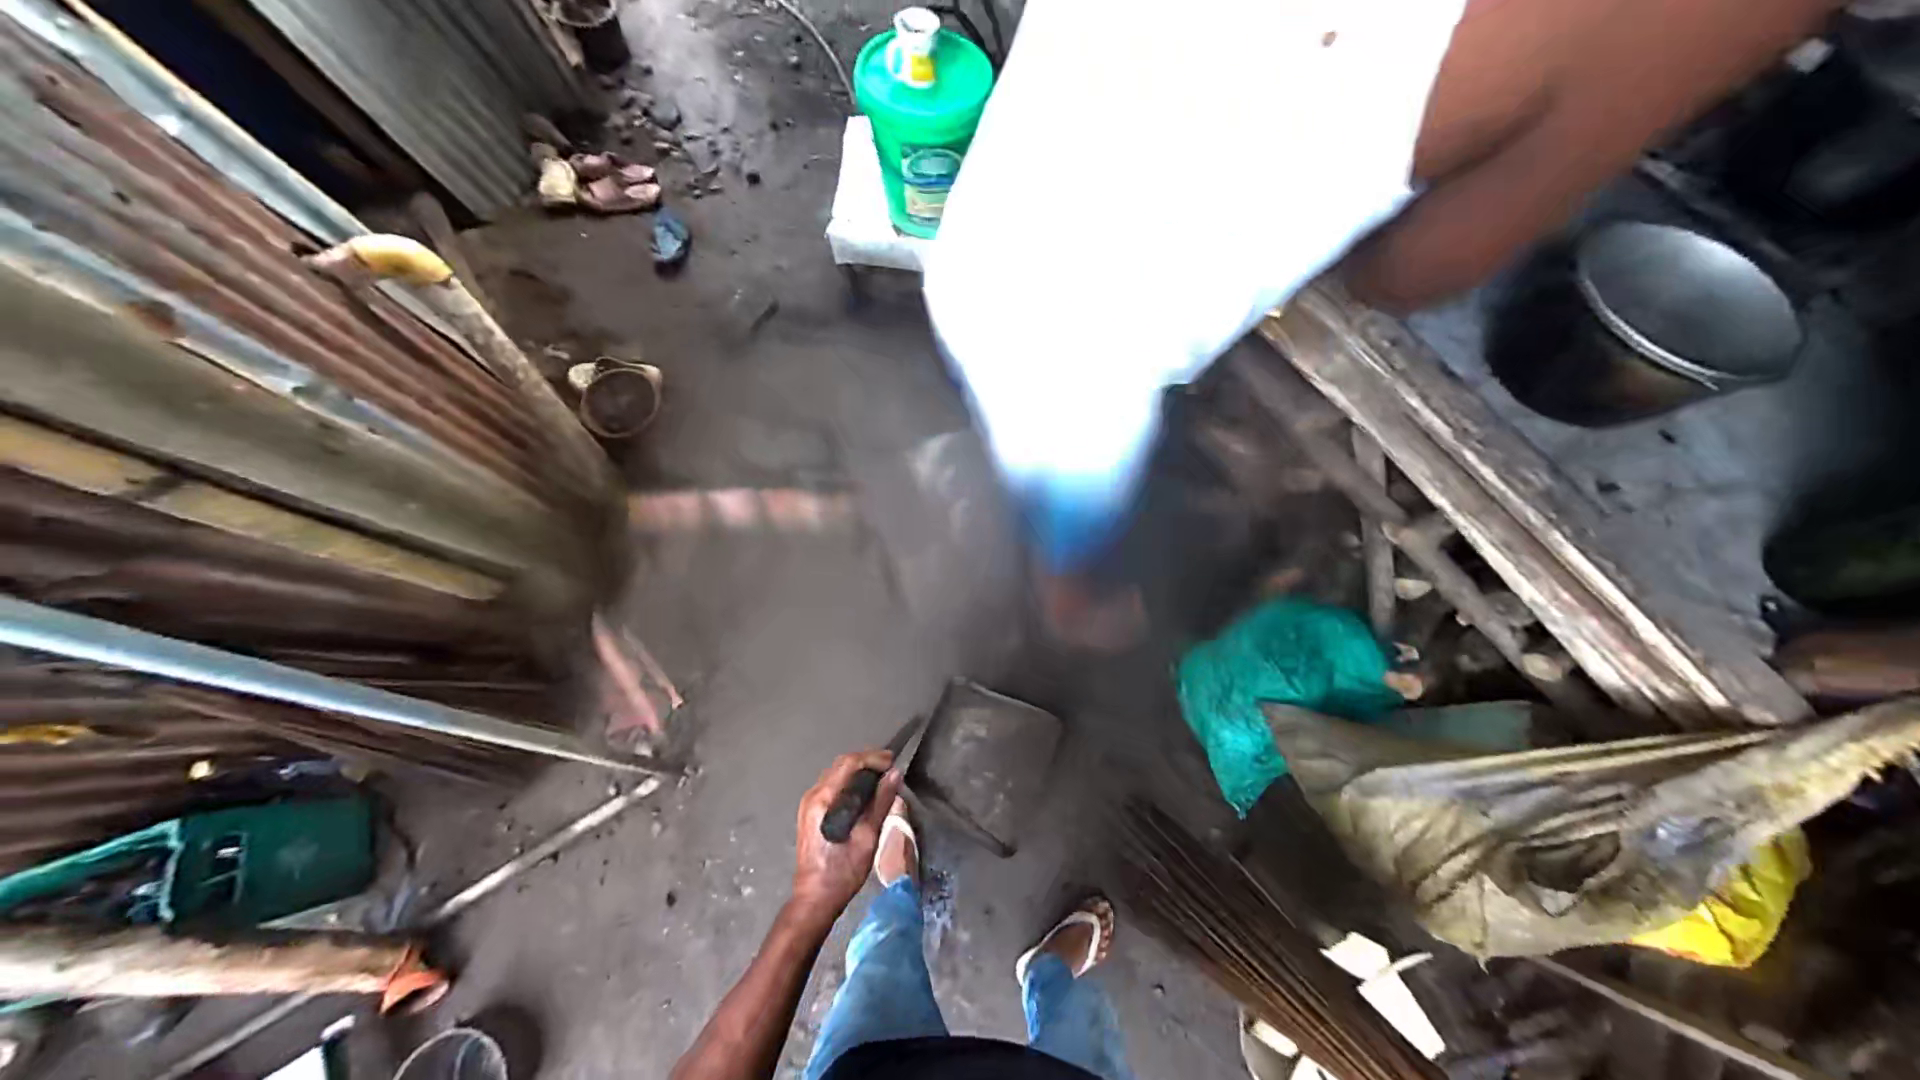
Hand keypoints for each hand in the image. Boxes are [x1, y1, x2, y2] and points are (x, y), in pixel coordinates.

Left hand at [790, 748, 902, 922]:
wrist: (814, 899)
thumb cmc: (842, 873)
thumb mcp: (867, 838)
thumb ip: (880, 803)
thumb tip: (895, 775)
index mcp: (824, 800)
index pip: (849, 763)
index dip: (873, 758)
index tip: (892, 762)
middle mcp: (813, 796)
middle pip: (841, 765)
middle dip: (867, 761)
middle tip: (890, 768)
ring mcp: (809, 803)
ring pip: (836, 773)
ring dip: (858, 770)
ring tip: (881, 777)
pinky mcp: (810, 812)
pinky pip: (832, 785)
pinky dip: (850, 782)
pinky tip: (864, 791)